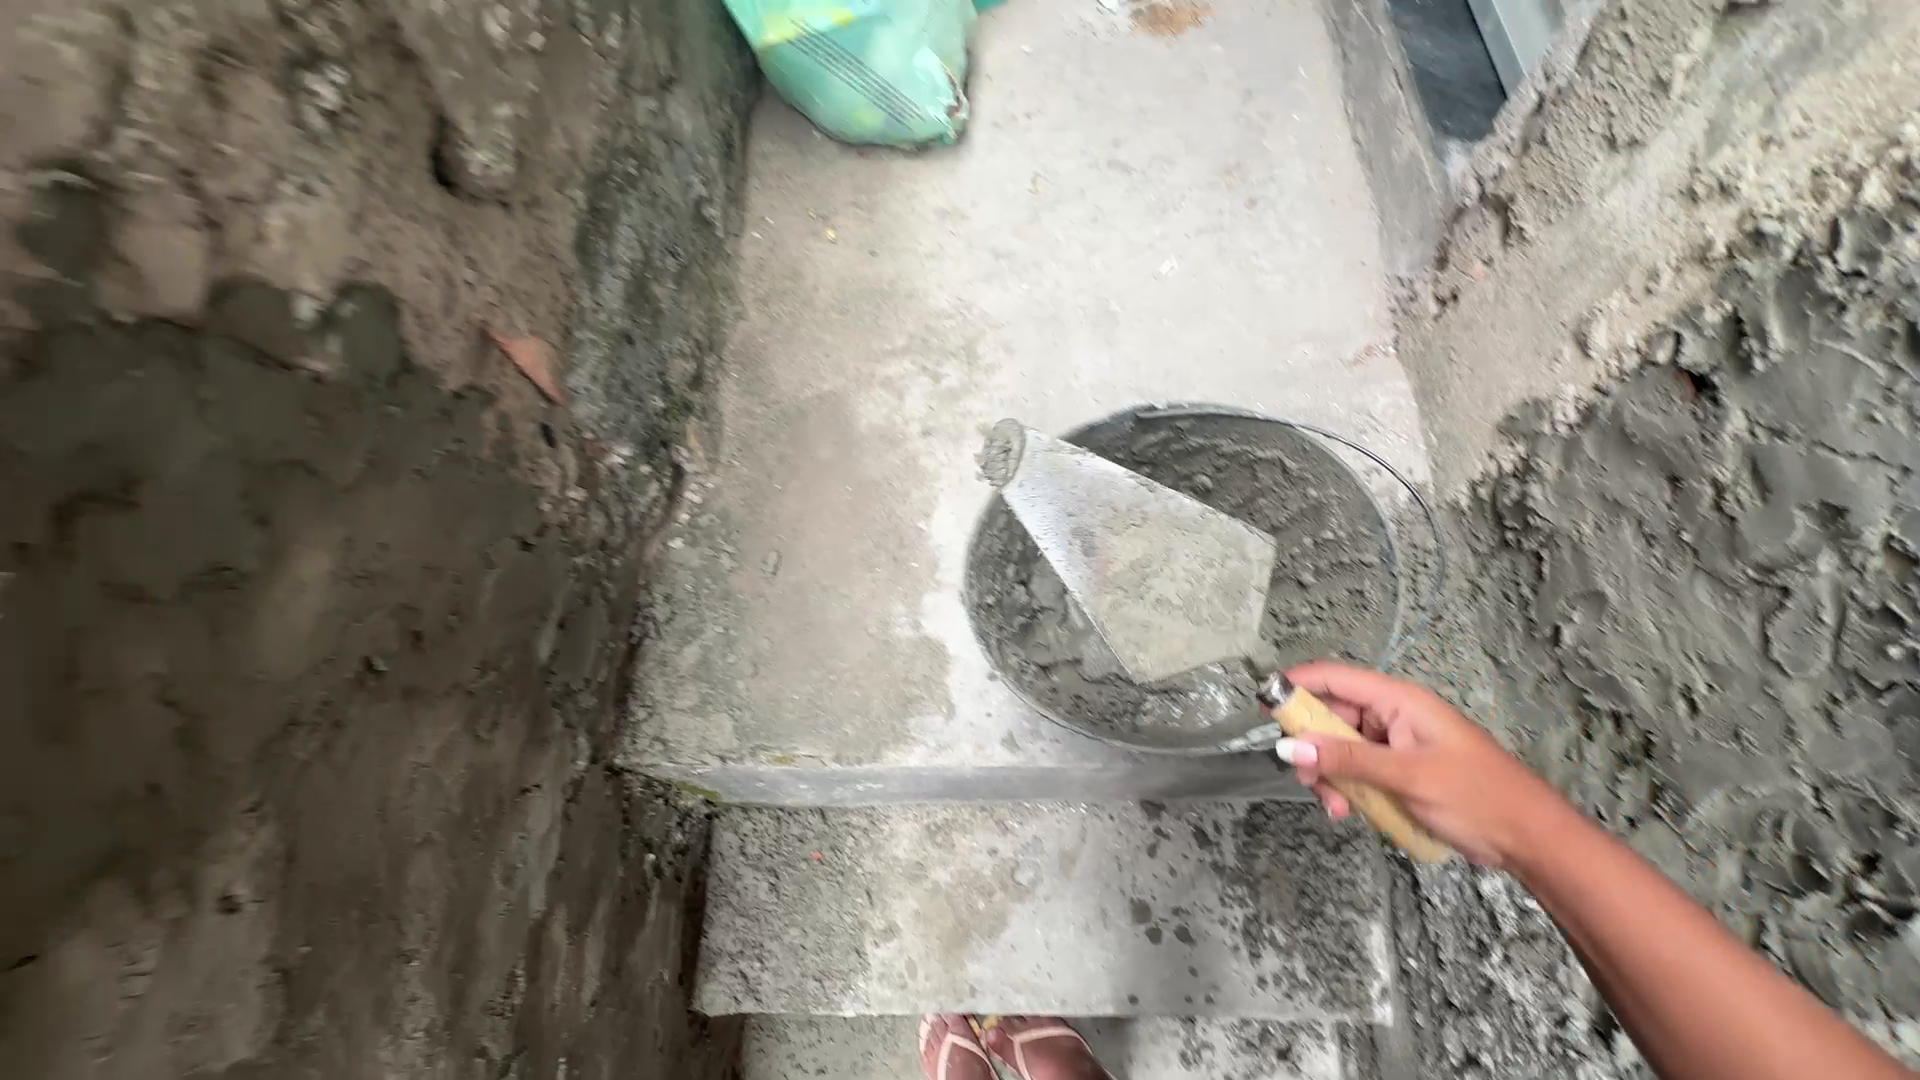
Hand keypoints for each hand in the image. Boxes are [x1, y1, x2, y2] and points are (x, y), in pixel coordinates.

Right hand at [1276, 661, 1569, 866]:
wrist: (1532, 840)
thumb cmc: (1477, 797)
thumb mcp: (1407, 777)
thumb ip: (1347, 760)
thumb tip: (1291, 746)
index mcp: (1399, 701)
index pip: (1335, 679)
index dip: (1296, 685)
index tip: (1263, 702)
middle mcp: (1394, 716)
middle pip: (1333, 717)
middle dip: (1312, 745)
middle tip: (1301, 774)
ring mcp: (1397, 744)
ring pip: (1341, 747)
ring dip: (1329, 773)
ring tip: (1335, 805)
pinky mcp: (1400, 770)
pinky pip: (1358, 769)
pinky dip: (1347, 787)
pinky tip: (1349, 811)